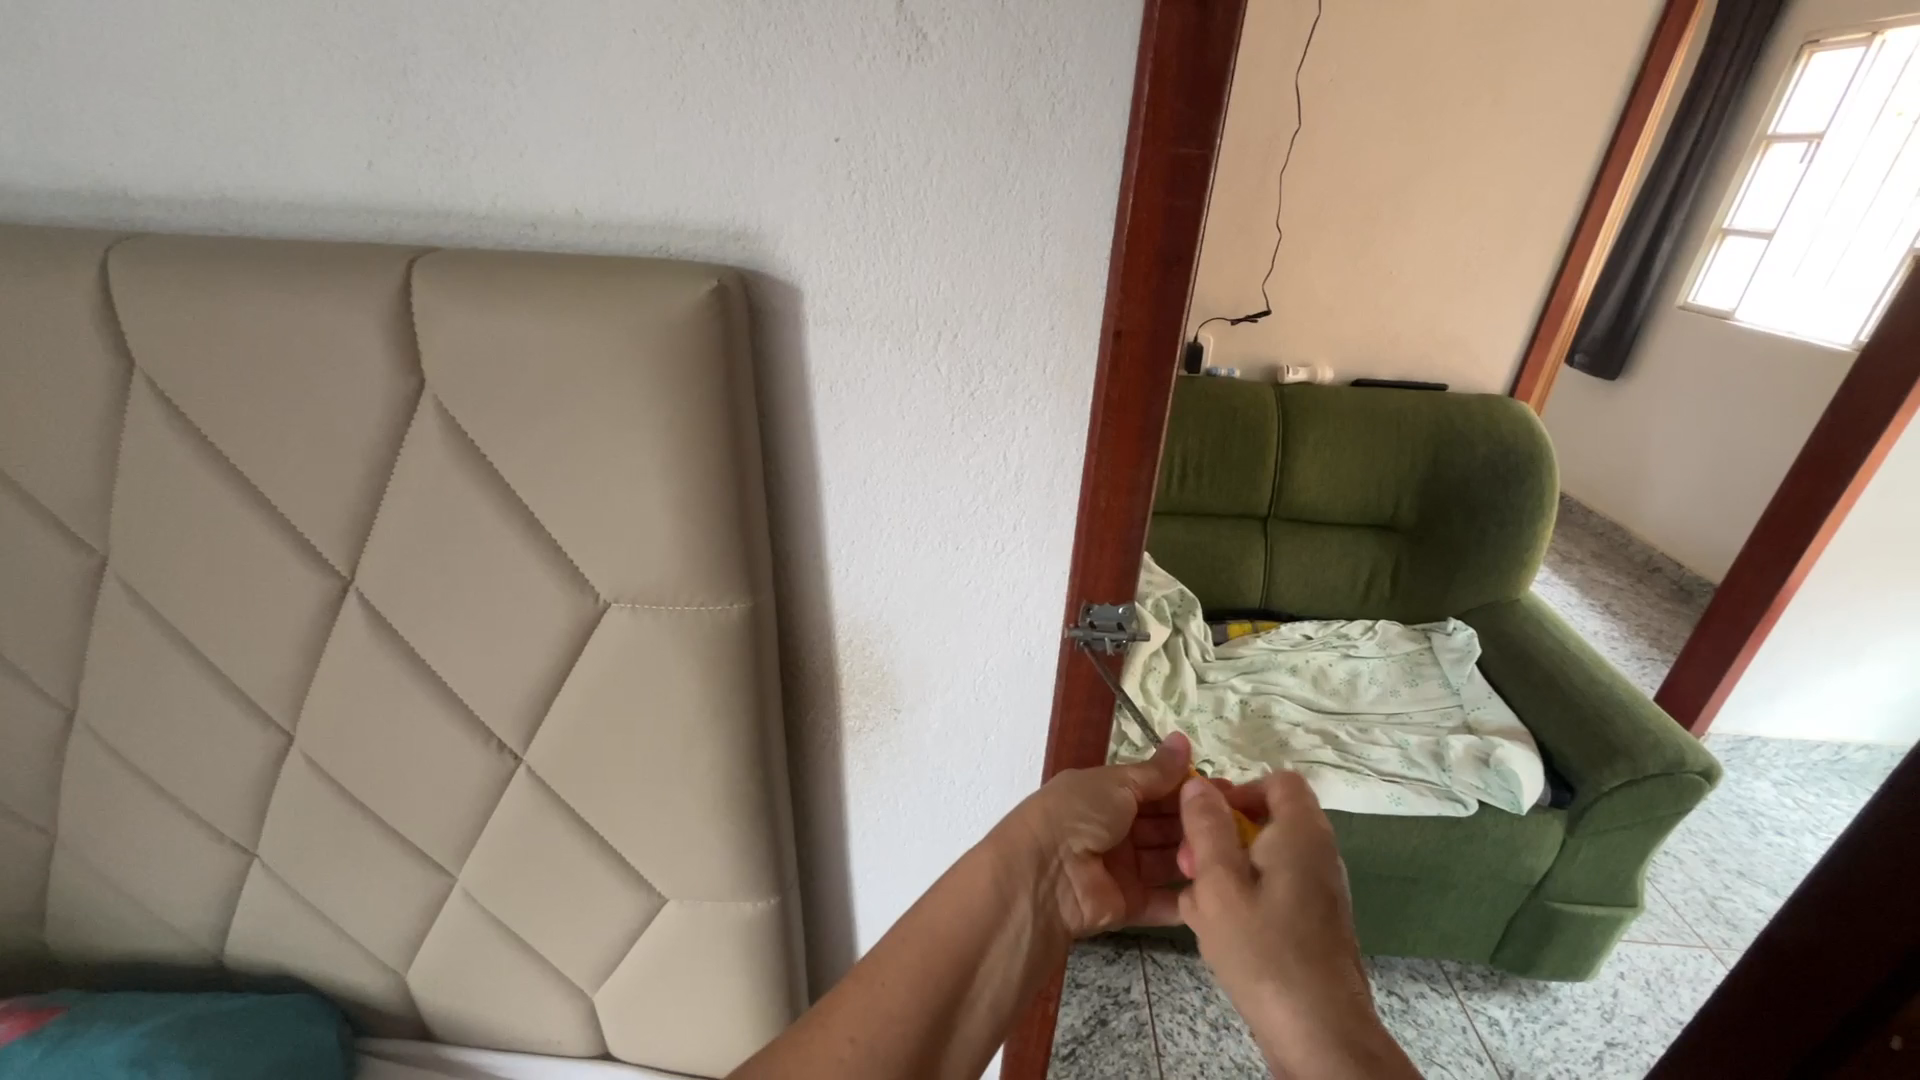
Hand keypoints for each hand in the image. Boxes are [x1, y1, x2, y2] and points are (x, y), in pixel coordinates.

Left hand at [996, 733, 1218, 937]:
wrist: (1043, 874)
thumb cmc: (1077, 815)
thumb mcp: (1115, 783)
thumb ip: (1155, 771)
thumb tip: (1183, 740)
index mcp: (1104, 793)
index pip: (1154, 788)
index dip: (1188, 789)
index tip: (1227, 790)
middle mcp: (1113, 828)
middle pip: (1163, 824)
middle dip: (1196, 822)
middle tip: (1242, 822)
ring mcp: (1120, 868)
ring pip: (1167, 860)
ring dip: (1195, 856)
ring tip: (1235, 852)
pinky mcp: (1127, 905)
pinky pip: (1163, 901)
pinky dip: (1187, 897)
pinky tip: (1222, 888)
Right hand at [1177, 773, 1419, 1078]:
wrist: (1320, 1037)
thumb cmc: (1264, 951)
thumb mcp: (1219, 882)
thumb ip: (1207, 827)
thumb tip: (1199, 783)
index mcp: (1302, 834)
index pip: (1279, 782)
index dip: (1239, 789)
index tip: (1206, 819)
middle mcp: (1317, 856)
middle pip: (1266, 822)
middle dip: (1221, 839)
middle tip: (1192, 868)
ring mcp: (1318, 894)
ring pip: (1262, 862)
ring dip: (1225, 876)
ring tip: (1199, 908)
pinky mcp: (1312, 926)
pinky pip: (1271, 895)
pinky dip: (1242, 903)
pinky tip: (1217, 934)